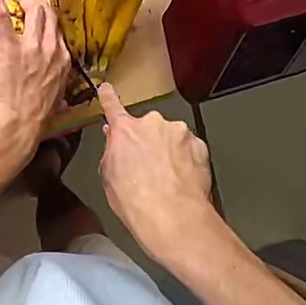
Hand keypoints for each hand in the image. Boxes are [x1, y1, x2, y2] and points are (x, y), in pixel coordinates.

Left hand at [0, 0, 68, 152]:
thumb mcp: (57, 104)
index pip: (59, 32)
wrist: (19, 126)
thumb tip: (59, 99)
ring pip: (34, 10)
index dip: (49, 22)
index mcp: (63, 61)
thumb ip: (58, 93)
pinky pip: (3, 14)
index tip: (41, 21)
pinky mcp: (10, 46)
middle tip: (26, 2)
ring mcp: (31, 46)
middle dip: (38, 4)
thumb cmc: (36, 121)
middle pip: (49, 14)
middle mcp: (51, 49)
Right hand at [96, 83, 215, 260]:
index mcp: (125, 131)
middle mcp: (152, 124)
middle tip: (147, 170)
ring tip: (165, 180)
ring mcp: (177, 132)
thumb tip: (113, 143)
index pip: (113, 107)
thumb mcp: (108, 178)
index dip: (108, 97)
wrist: (171, 215)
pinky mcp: (198, 144)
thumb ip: (111, 153)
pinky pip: (189, 148)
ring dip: (168, 152)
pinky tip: (181, 180)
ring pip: (170, 138)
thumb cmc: (136, 202)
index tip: (107, 89)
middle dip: (147, 143)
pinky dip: (185, 160)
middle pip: (147, 129)